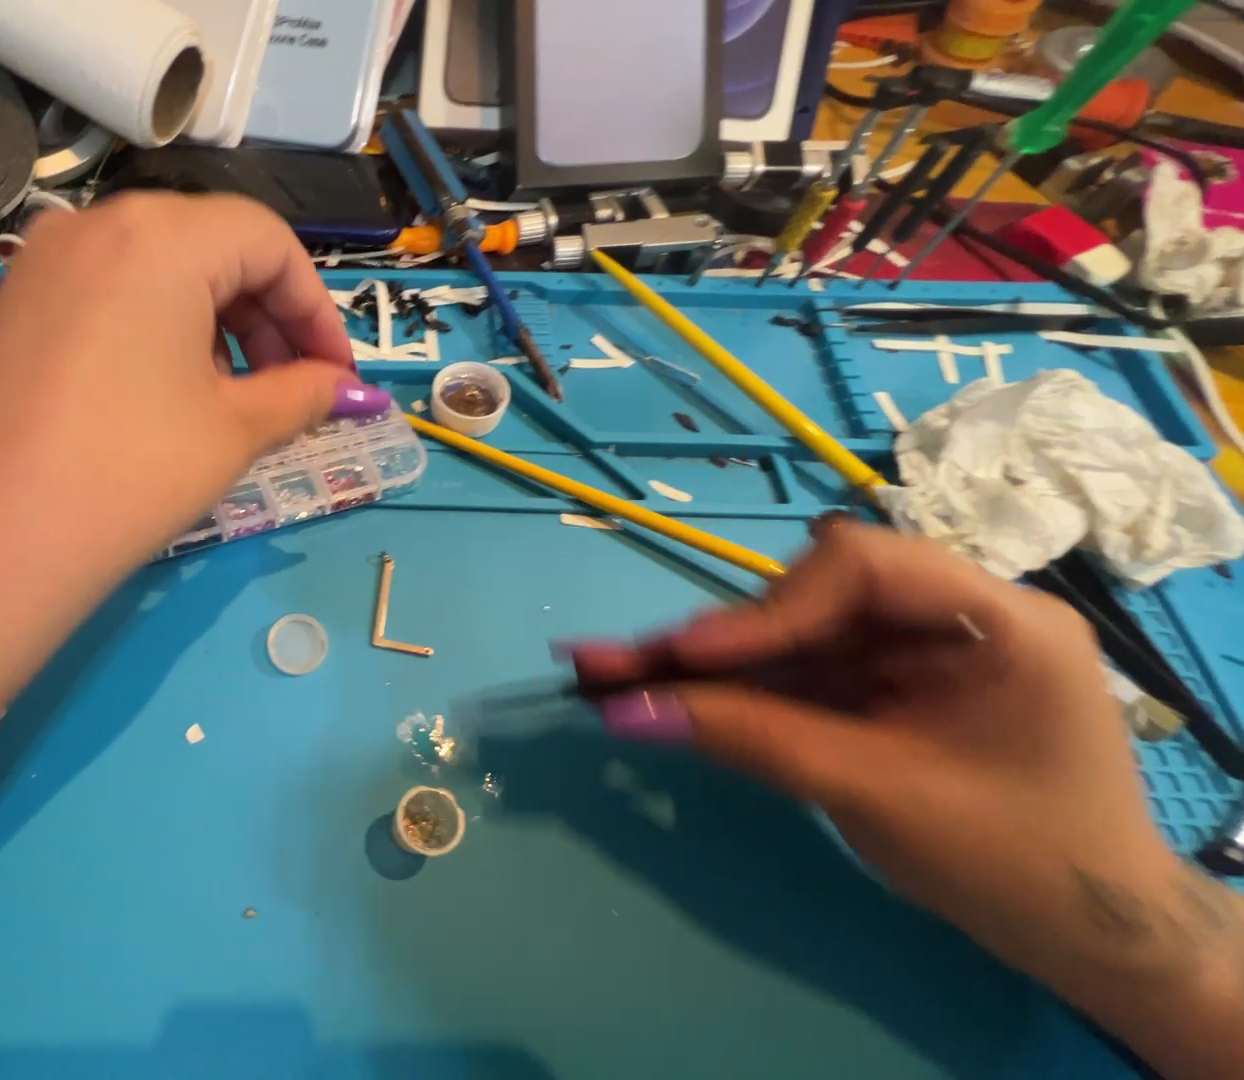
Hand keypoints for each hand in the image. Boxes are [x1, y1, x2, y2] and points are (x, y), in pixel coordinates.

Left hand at [0, 193, 388, 574]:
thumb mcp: (232, 432)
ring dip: (215, 327)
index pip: (269, 242)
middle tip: (291, 391)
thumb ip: (302, 395)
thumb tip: (350, 392)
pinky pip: (108, 297)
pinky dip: (157, 333)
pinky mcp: (13, 307)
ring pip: (158, 273)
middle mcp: (94, 224)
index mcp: (161, 235)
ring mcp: (42, 263)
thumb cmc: (129, 473)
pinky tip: (164, 396)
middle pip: (212, 248)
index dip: (317, 310)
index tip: (335, 376)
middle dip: (268, 319)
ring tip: (230, 400)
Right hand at [562, 522, 1203, 1004]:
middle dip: (703, 642)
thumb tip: (623, 712)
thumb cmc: (1015, 863)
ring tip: (604, 676)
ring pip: (771, 640)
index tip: (691, 656)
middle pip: (797, 601)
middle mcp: (937, 618)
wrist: (1081, 937)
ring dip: (689, 665)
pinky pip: (776, 677)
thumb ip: (748, 738)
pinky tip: (649, 691)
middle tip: (607, 663)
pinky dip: (715, 692)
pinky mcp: (861, 686)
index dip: (768, 606)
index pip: (859, 568)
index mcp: (992, 621)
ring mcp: (893, 652)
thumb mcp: (874, 793)